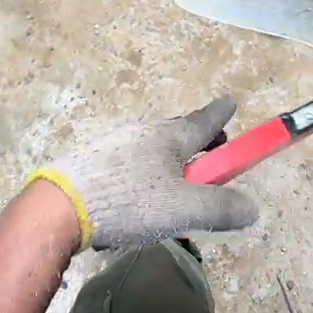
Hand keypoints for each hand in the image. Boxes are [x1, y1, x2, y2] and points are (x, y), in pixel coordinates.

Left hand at [27, 97, 259, 250]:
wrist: (59, 207)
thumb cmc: (129, 202)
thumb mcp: (184, 210)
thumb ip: (221, 208)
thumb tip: (253, 207)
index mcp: (171, 136)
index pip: (205, 120)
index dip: (222, 114)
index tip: (232, 101)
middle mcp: (145, 131)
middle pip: (179, 131)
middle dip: (198, 141)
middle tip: (209, 158)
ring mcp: (116, 143)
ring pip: (152, 147)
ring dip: (169, 160)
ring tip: (172, 189)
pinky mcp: (94, 161)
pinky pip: (129, 162)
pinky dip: (142, 173)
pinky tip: (135, 200)